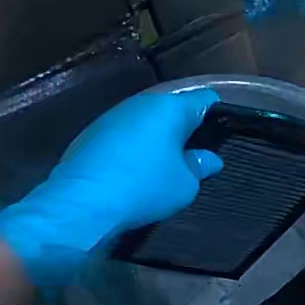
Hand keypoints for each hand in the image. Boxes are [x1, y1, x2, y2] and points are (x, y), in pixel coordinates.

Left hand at [0, 88, 223, 286]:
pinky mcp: (91, 134)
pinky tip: (136, 173)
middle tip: (197, 157)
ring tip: (167, 167)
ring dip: (159, 140)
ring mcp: (112, 116)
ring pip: (146, 122)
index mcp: (169, 108)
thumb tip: (208, 159)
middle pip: (173, 110)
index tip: (224, 137)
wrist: (81, 204)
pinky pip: (124, 136)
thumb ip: (199, 167)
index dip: (218, 116)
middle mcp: (140, 103)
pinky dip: (135, 149)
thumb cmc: (144, 188)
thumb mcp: (185, 185)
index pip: (205, 100)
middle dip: (186, 130)